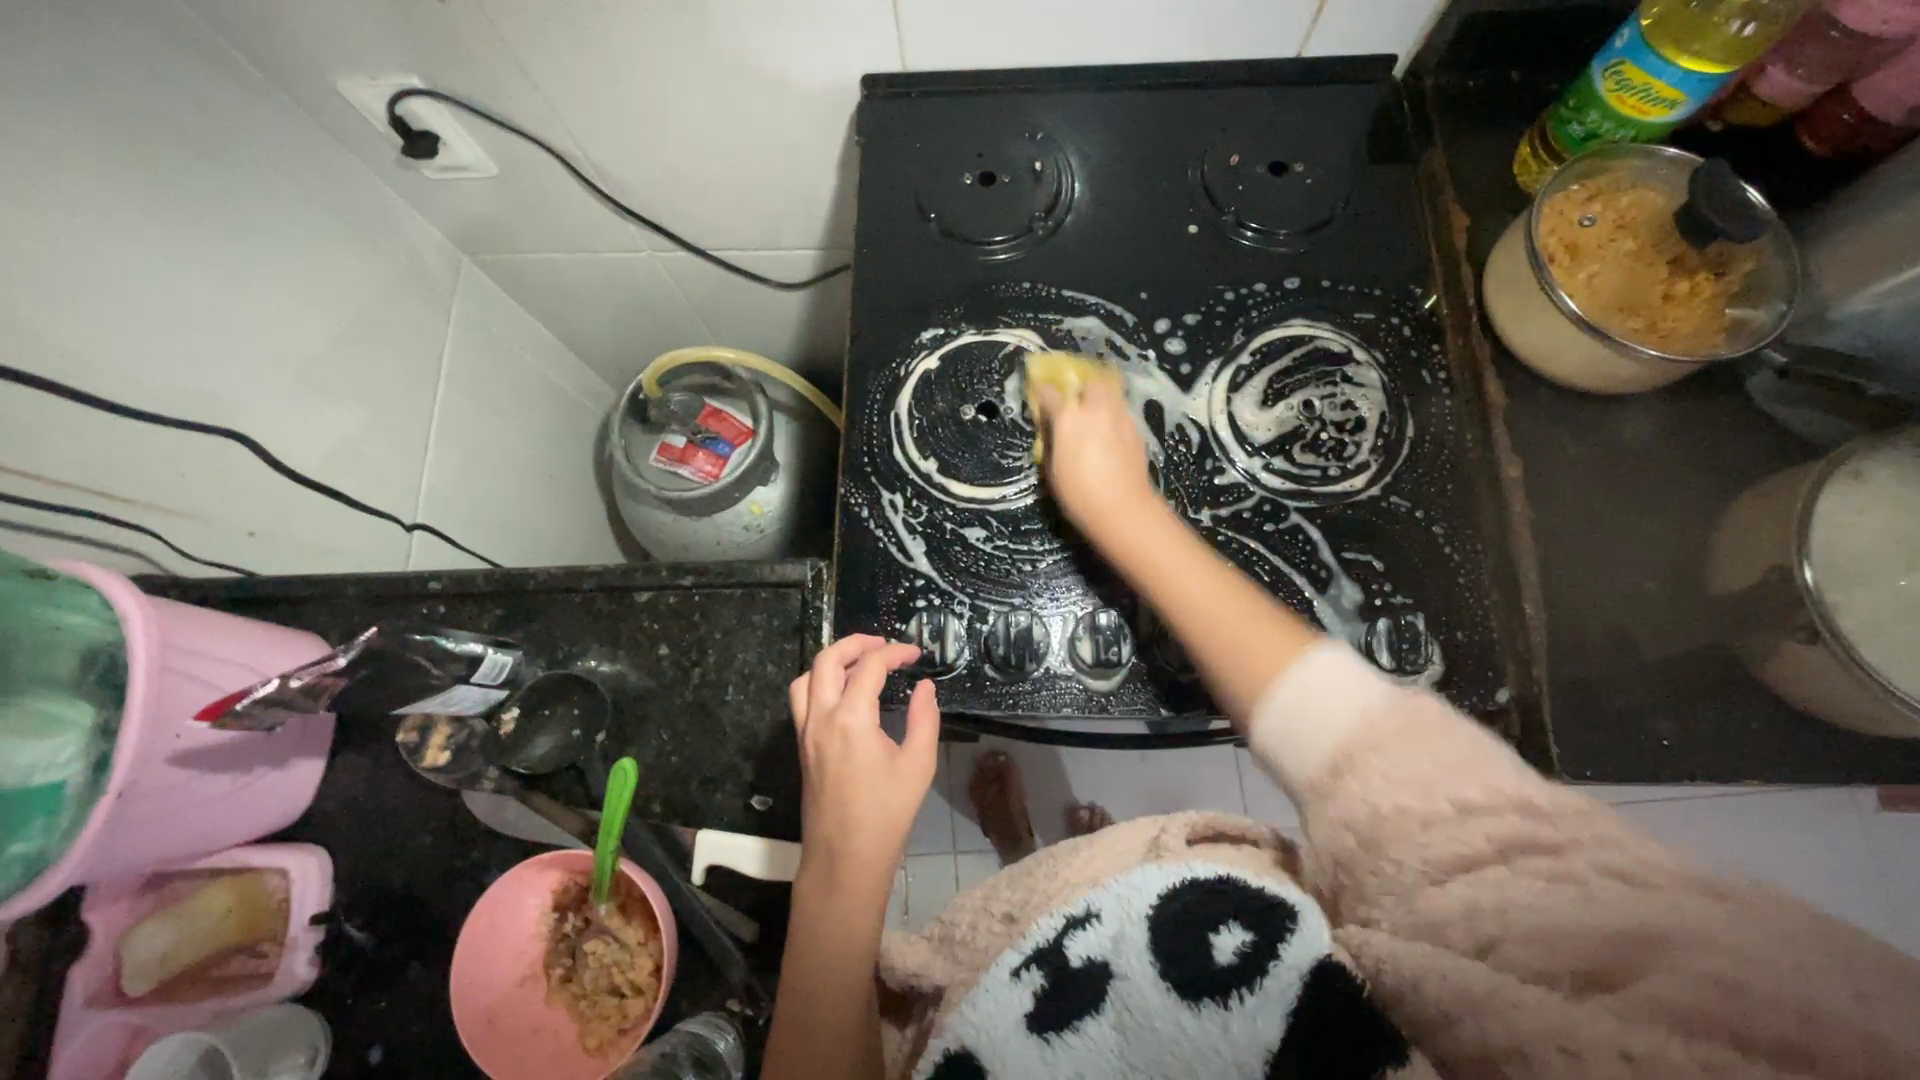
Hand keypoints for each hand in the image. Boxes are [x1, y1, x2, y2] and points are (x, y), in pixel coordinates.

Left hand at [788, 634, 940, 885]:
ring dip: (831, 661)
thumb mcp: (918, 765)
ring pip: (806, 678)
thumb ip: (924, 719)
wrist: (845, 858)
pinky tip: (844, 693)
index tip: (916, 653)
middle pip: (826, 660)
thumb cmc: (887, 814)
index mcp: (851, 719)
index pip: (869, 667)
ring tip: (859, 662)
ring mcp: (805, 733)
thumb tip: (925, 688)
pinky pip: (802, 700)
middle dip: (855, 643)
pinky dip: (820, 683)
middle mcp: (820, 718)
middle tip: (883, 644)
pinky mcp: (802, 747)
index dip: (894, 653)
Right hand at [1031, 376, 1157, 539]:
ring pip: (1112, 394)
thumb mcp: (1053, 470)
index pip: (1051, 394)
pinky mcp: (1137, 430)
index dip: (1043, 391)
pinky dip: (1115, 417)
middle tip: (1077, 403)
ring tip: (1097, 418)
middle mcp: (1096, 410)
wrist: (1123, 509)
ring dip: (1102, 400)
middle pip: (1091, 383)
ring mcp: (1120, 417)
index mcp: (1069, 418)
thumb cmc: (1079, 494)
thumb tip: (1052, 428)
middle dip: (1083, 388)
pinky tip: (1112, 436)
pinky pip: (1123, 413)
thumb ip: (1052, 442)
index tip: (1039, 391)